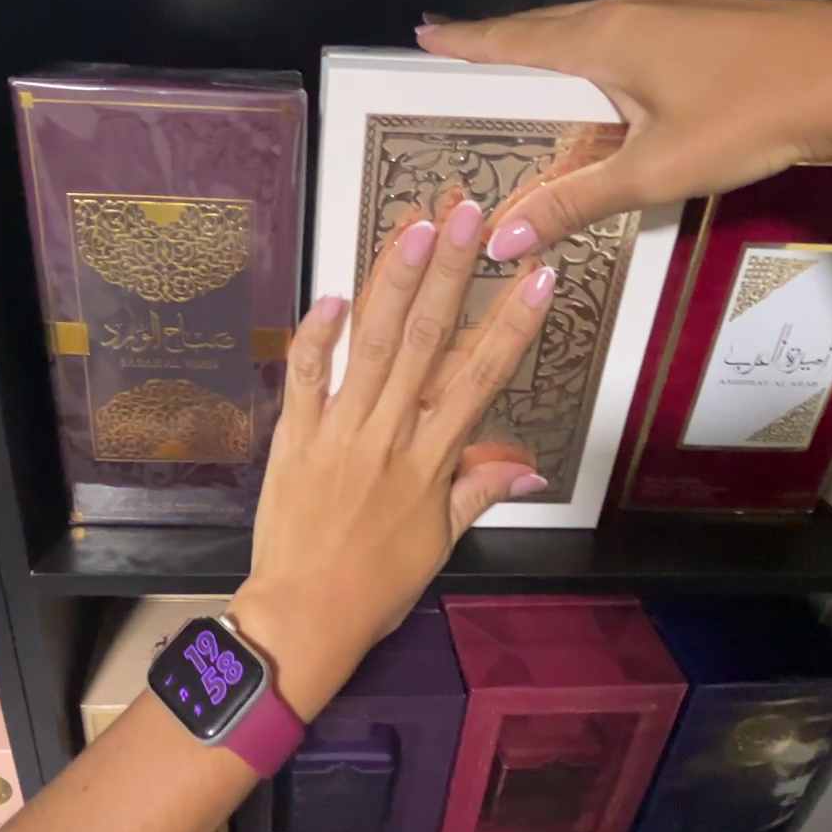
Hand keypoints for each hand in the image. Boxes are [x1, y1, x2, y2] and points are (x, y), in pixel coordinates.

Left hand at [229, 198, 555, 717]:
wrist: (305, 615)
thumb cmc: (375, 586)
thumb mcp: (438, 545)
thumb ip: (478, 493)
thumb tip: (530, 467)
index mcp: (431, 462)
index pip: (482, 379)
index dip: (513, 325)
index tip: (537, 276)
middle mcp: (390, 434)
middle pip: (428, 342)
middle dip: (452, 274)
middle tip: (469, 216)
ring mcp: (339, 430)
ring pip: (371, 346)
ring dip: (393, 284)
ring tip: (415, 230)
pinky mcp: (294, 435)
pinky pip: (304, 378)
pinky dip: (315, 338)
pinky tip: (329, 297)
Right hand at [415, 0, 831, 261]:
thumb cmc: (748, 118)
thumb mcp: (652, 171)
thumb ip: (574, 203)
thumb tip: (502, 239)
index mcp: (607, 38)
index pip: (516, 40)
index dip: (468, 41)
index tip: (425, 34)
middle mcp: (633, 9)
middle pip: (546, 24)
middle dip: (498, 37)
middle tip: (458, 48)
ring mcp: (674, 7)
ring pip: (588, 23)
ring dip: (545, 41)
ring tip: (516, 60)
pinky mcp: (704, 18)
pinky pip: (624, 26)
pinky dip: (590, 46)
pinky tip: (598, 67)